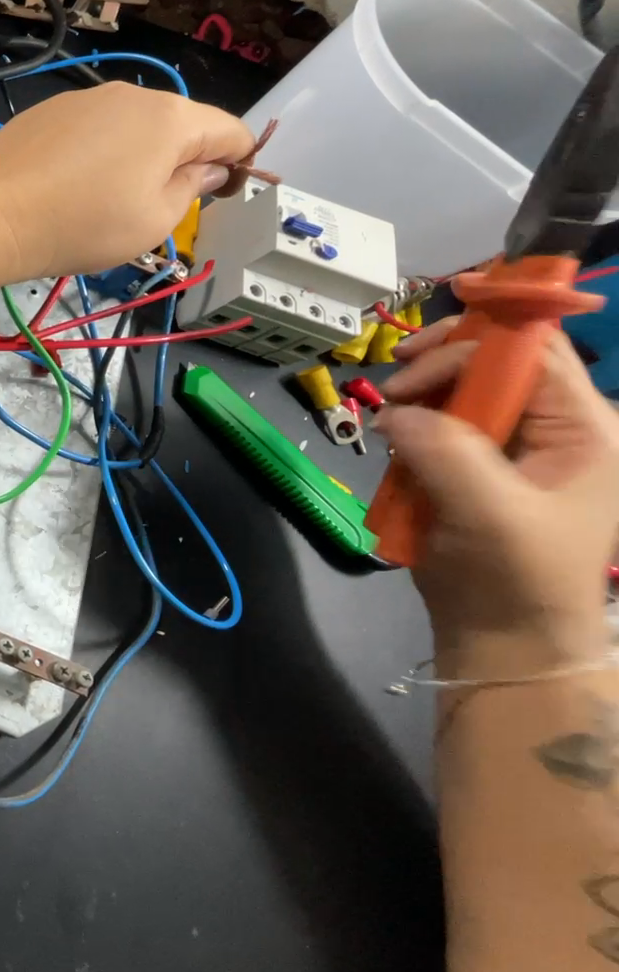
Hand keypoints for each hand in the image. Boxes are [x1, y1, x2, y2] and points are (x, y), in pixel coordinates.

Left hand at [0, 82, 256, 280]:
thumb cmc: (80, 227)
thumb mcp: (153, 223)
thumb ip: (192, 189)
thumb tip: (209, 168)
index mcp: (171, 118)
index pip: (228, 130)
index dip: (235, 162)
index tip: (220, 192)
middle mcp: (129, 94)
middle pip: (174, 125)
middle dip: (175, 159)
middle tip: (147, 205)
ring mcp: (80, 99)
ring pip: (125, 126)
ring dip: (127, 156)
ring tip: (96, 199)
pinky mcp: (41, 114)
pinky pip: (82, 131)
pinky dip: (84, 154)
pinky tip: (61, 187)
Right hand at [376, 318, 618, 662]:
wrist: (503, 630)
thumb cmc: (515, 572)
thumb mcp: (488, 511)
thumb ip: (446, 452)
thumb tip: (395, 412)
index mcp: (585, 430)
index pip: (533, 354)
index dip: (475, 340)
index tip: (407, 361)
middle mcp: (553, 428)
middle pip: (494, 362)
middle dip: (436, 365)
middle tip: (387, 392)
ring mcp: (512, 446)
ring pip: (460, 390)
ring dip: (417, 396)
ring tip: (388, 421)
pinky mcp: (474, 464)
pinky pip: (438, 422)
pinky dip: (409, 424)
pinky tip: (394, 442)